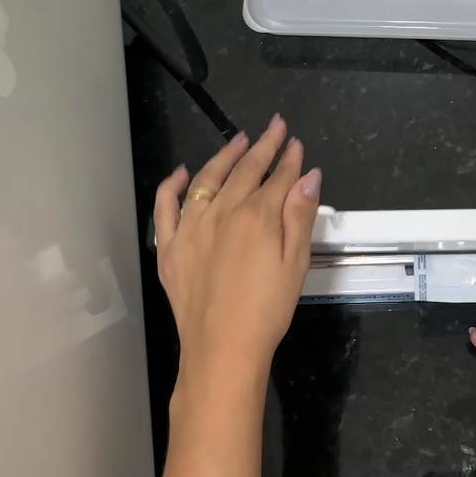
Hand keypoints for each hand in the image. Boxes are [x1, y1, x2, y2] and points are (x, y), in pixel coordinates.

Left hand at [153, 116, 321, 386]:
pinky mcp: (170, 247)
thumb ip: (300, 215)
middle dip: (263, 147)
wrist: (223, 349)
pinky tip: (184, 172)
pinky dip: (174, 185)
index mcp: (256, 217)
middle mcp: (222, 213)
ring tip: (238, 140)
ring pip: (208, 179)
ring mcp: (191, 228)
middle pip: (245, 171)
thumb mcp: (296, 263)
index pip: (277, 177)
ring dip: (224, 156)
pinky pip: (166, 207)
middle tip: (274, 127)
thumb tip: (308, 174)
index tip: (295, 141)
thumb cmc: (268, 310)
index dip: (289, 158)